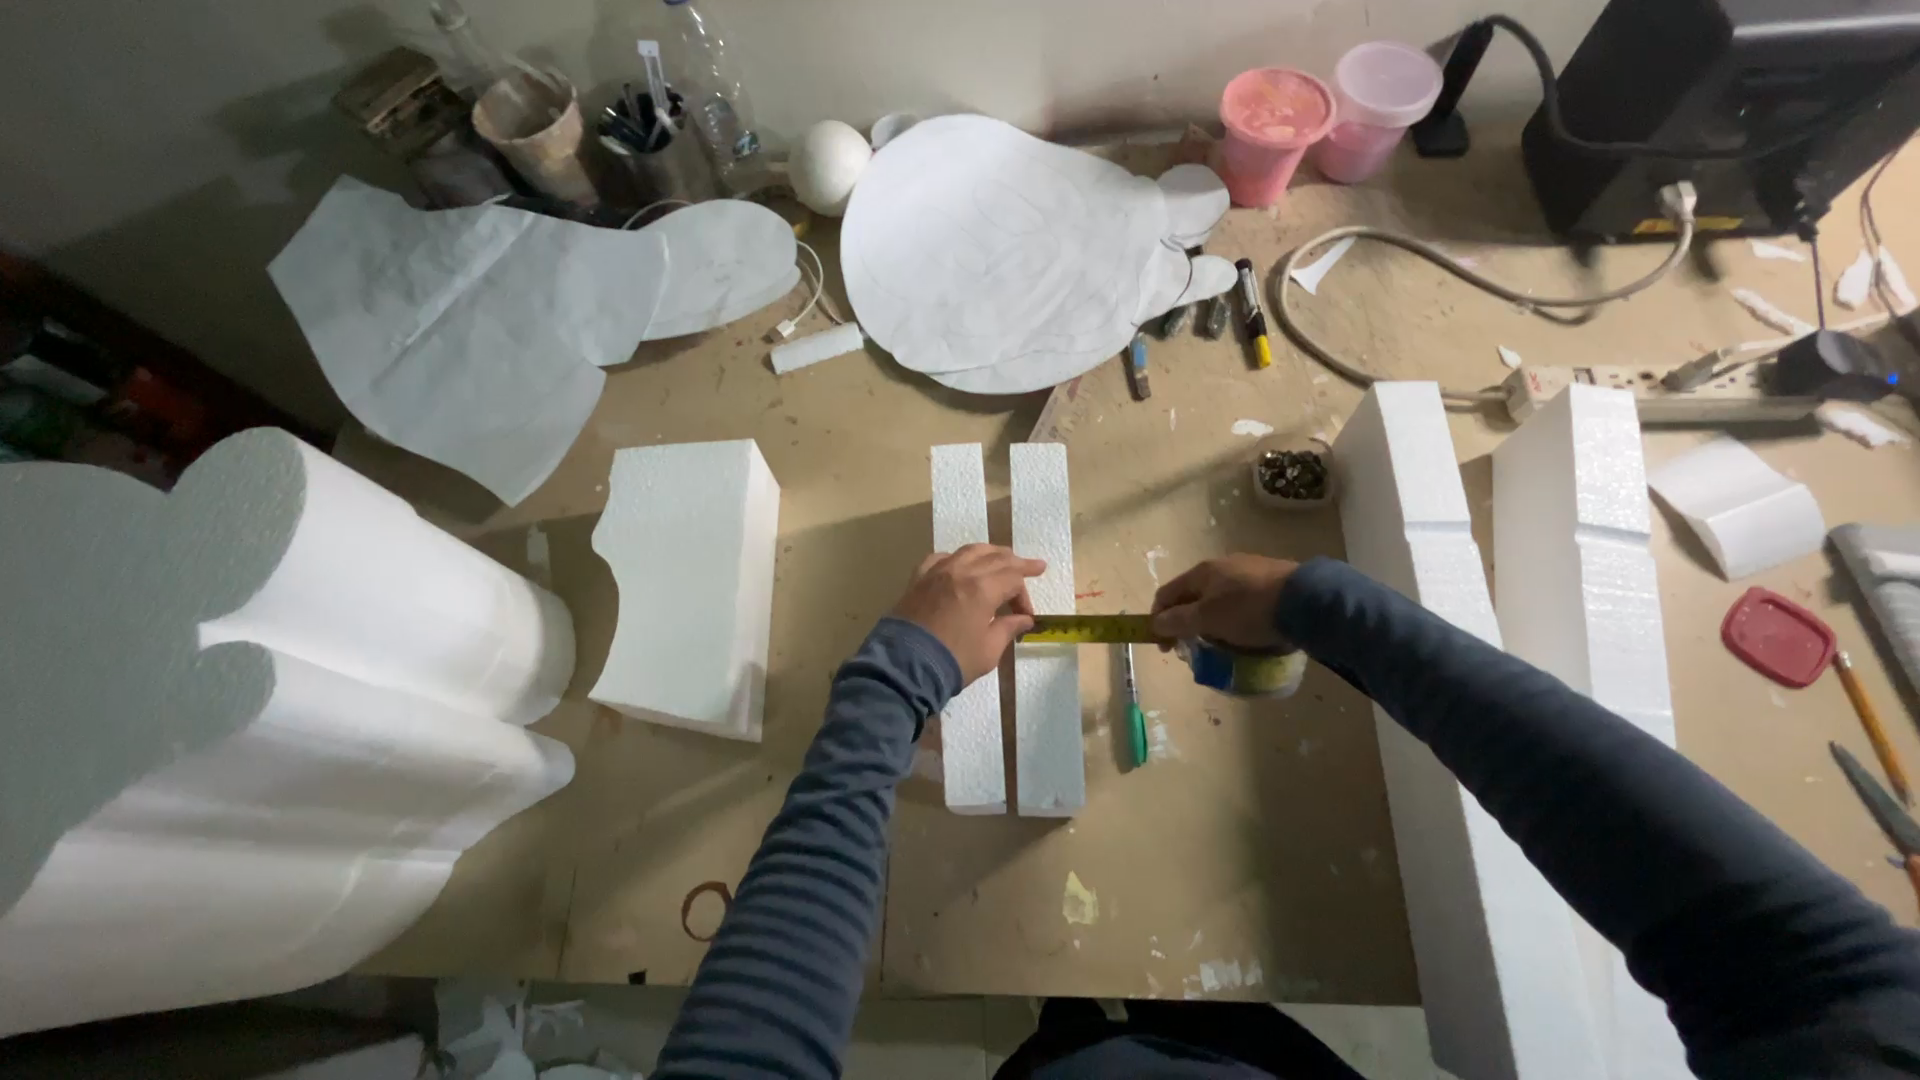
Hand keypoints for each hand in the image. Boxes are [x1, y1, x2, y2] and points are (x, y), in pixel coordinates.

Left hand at [893, 544, 1046, 682]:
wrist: (904, 667)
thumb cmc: (952, 660)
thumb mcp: (988, 650)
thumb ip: (1008, 628)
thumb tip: (1024, 618)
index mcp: (982, 588)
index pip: (1013, 579)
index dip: (1024, 595)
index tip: (1026, 616)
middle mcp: (961, 572)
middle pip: (996, 558)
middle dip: (1017, 564)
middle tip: (1034, 567)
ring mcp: (937, 572)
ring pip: (969, 551)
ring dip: (990, 554)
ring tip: (1002, 558)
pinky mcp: (918, 579)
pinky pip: (941, 558)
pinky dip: (956, 558)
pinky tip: (960, 565)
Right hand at [1151, 555, 1299, 649]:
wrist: (1305, 600)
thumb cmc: (1247, 610)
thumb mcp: (1207, 619)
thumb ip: (1177, 621)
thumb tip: (1155, 623)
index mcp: (1201, 571)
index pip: (1167, 594)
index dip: (1158, 619)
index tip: (1165, 647)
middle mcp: (1222, 565)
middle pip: (1193, 596)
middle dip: (1187, 622)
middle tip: (1194, 646)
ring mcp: (1249, 570)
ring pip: (1219, 598)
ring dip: (1212, 620)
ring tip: (1223, 642)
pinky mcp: (1272, 580)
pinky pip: (1243, 600)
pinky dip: (1236, 616)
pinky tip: (1248, 630)